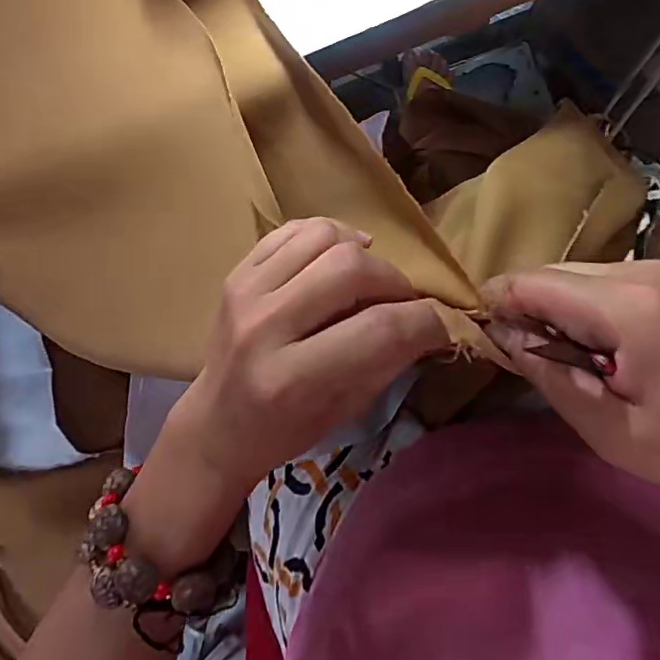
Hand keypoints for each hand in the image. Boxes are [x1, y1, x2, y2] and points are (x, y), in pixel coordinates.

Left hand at [163, 218, 451, 493]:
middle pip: (351, 269)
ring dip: (363, 252)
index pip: (379, 330)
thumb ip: (390, 360)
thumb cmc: (286, 429)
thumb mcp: (346, 410)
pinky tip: (339, 254)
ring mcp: (244, 294)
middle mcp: (263, 329)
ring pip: (323, 237)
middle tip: (402, 300)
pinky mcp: (236, 273)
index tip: (443, 322)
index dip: (426, 320)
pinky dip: (328, 234)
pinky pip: (293, 229)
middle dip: (395, 281)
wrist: (216, 425)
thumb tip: (434, 319)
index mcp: (291, 380)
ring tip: (371, 276)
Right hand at [481, 260, 659, 524]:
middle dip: (525, 306)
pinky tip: (597, 348)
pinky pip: (604, 280)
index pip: (534, 284)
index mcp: (631, 305)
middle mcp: (643, 269)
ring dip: (555, 308)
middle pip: (553, 272)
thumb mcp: (615, 432)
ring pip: (576, 273)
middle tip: (520, 356)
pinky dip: (584, 306)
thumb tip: (500, 332)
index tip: (477, 332)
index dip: (497, 302)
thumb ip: (549, 374)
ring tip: (563, 360)